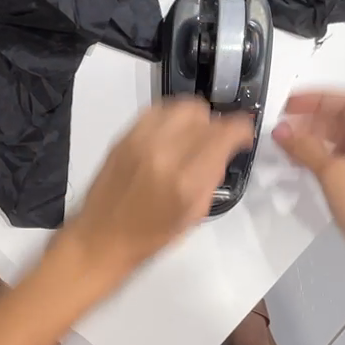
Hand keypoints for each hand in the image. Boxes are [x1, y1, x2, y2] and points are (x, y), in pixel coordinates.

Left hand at [58, 98, 256, 278]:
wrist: (101, 238)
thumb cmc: (149, 236)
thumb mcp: (194, 214)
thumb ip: (211, 178)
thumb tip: (222, 152)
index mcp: (186, 180)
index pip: (224, 133)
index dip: (241, 129)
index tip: (242, 136)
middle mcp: (163, 153)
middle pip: (203, 114)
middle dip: (216, 125)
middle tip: (215, 141)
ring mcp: (139, 141)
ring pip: (180, 106)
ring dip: (194, 117)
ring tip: (194, 135)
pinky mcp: (123, 137)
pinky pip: (156, 110)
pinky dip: (170, 117)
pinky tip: (172, 132)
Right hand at [273, 90, 344, 281]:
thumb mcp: (333, 174)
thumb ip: (305, 148)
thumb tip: (280, 130)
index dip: (315, 98)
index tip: (287, 104)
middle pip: (341, 118)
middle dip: (310, 119)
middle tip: (281, 126)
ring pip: (338, 138)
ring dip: (311, 138)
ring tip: (285, 144)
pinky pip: (338, 156)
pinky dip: (318, 155)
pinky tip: (298, 161)